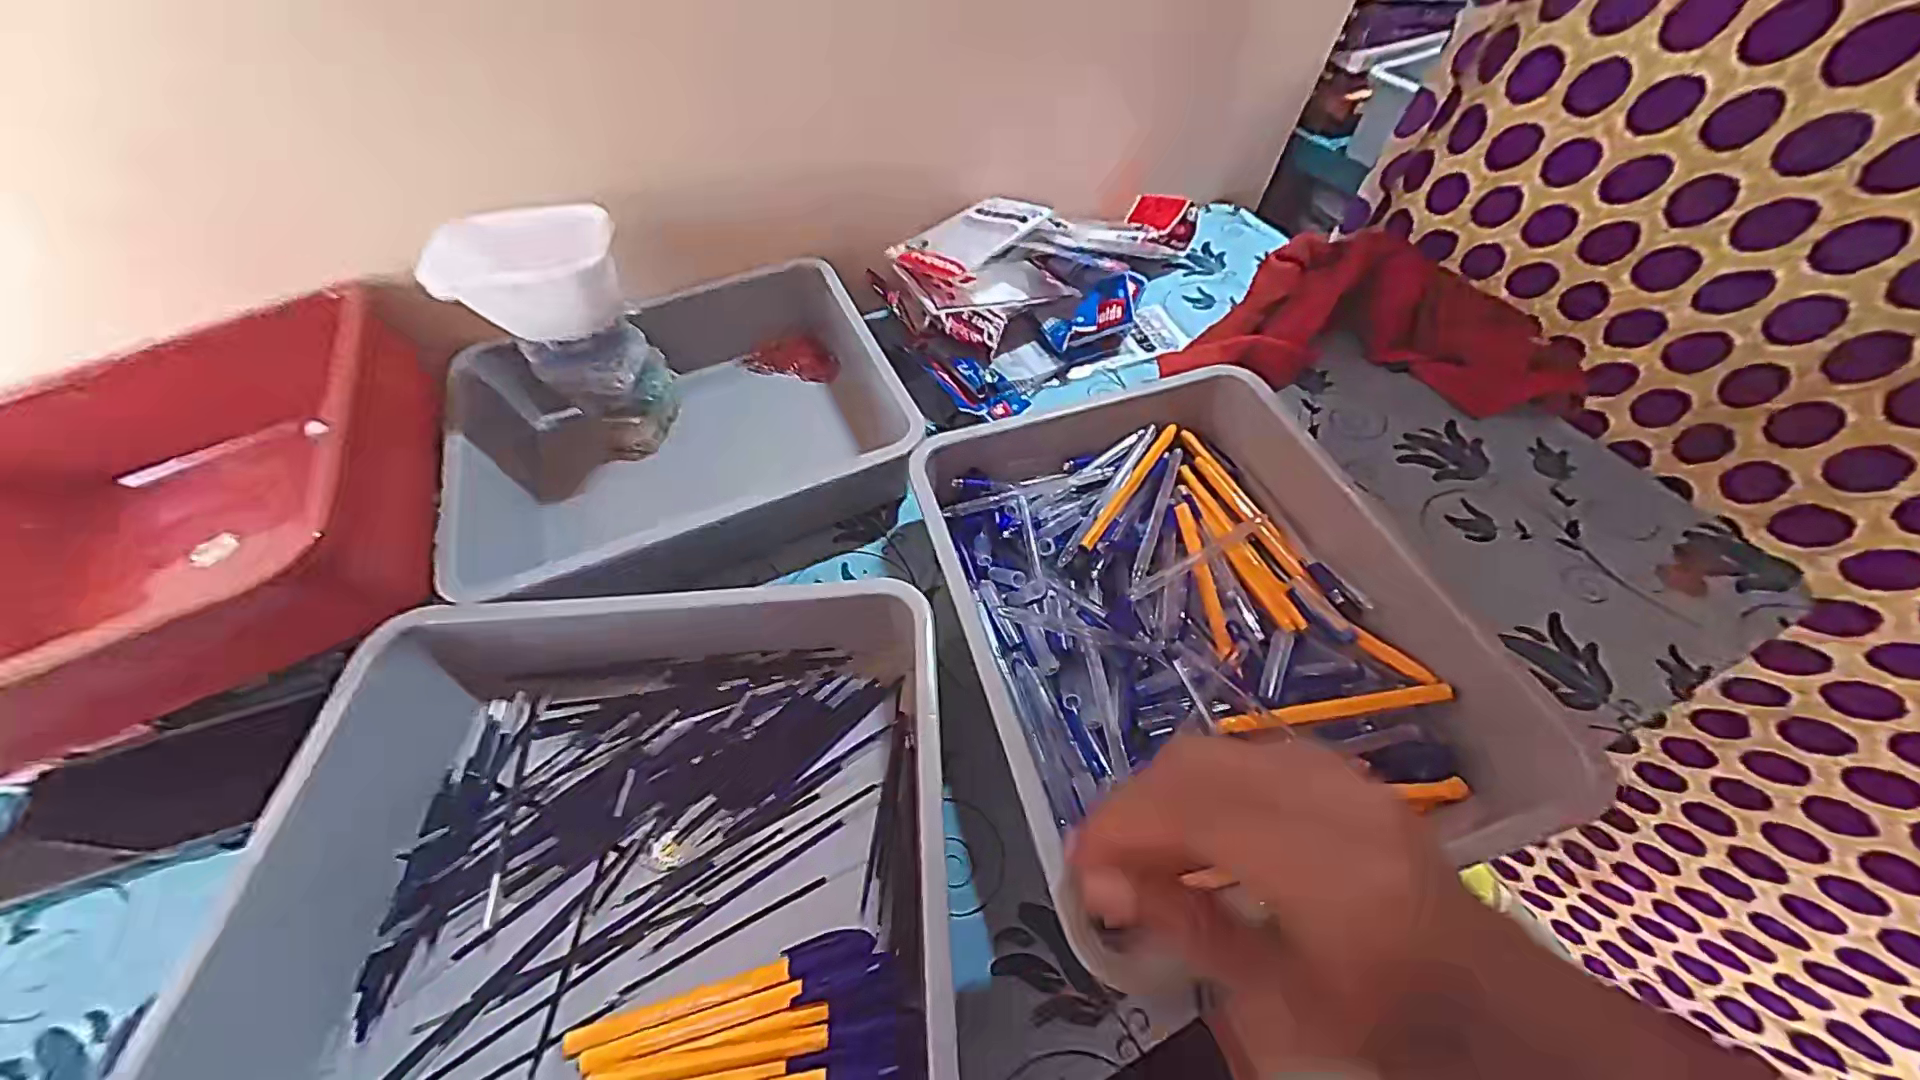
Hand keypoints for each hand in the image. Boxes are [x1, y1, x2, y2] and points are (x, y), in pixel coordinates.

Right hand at [1067, 736, 1473, 1067]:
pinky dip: (1196, 782)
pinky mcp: (1337, 767)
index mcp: (1326, 869)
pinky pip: (1239, 752)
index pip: (1192, 813)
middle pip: (1192, 766)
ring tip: (1143, 843)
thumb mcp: (1282, 1001)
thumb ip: (1186, 929)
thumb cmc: (1387, 1015)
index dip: (1120, 827)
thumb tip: (1102, 887)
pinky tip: (1193, 824)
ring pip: (1210, 750)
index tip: (1080, 863)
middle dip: (1131, 804)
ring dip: (1159, 790)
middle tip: (1105, 856)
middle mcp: (1331, 799)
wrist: (1490, 993)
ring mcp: (1337, 774)